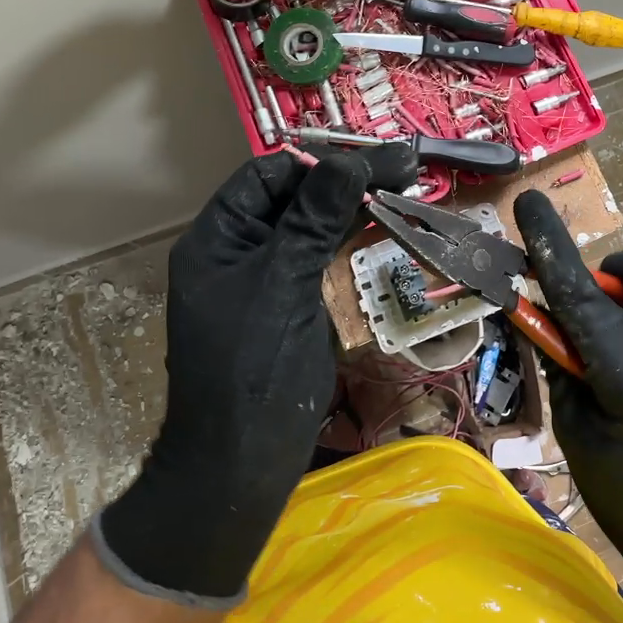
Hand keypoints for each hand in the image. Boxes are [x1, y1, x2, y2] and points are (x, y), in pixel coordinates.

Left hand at [93, 147, 410, 609]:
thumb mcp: (283, 284)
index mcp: (218, 238)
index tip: (372, 160)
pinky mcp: (290, 305)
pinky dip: (351, 243)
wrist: (240, 463)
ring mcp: (265, 280)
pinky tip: (383, 230)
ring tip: (403, 191)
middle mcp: (238, 251)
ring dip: (353, 209)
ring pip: (311, 228)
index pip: (267, 176)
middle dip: (344, 182)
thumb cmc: (252, 369)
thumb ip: (312, 221)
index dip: (318, 163)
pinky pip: (320, 260)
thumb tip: (346, 162)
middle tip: (404, 170)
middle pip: (293, 199)